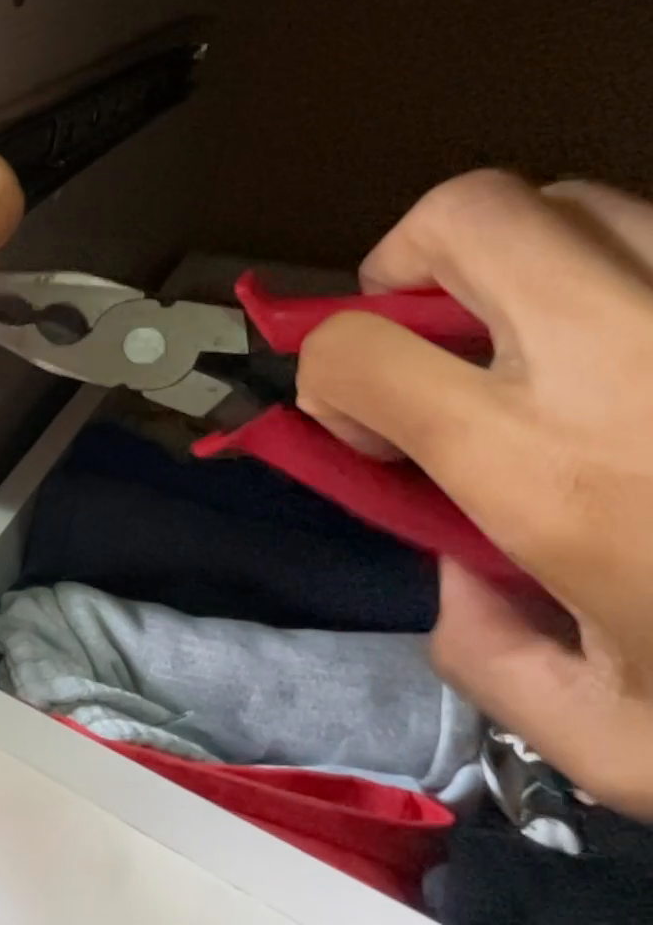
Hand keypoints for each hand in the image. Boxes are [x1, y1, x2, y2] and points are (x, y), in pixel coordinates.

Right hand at [296, 170, 652, 817]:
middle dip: (408, 262)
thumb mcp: (613, 743)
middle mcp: (634, 360)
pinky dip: (634, 279)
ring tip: (553, 339)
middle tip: (429, 331)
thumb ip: (485, 649)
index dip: (324, 377)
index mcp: (550, 468)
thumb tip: (466, 571)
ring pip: (587, 202)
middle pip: (470, 214)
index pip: (355, 350)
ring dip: (529, 259)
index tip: (364, 428)